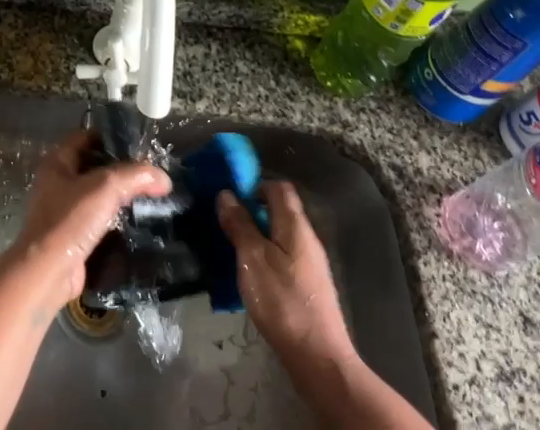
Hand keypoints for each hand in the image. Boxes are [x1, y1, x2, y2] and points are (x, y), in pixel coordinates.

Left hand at [9, 130, 169, 305]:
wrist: (49, 271)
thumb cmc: (70, 220)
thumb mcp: (105, 187)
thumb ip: (135, 176)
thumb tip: (164, 178)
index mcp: (57, 162)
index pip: (85, 137)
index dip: (110, 136)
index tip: (138, 144)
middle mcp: (57, 182)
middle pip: (93, 166)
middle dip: (121, 168)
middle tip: (151, 173)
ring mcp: (64, 210)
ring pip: (97, 195)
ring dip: (121, 195)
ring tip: (151, 196)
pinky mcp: (73, 235)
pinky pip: (98, 220)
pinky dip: (116, 219)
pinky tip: (138, 222)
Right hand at [217, 181, 353, 364]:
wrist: (317, 355)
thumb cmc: (282, 301)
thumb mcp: (252, 259)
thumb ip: (240, 225)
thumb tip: (227, 194)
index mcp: (295, 226)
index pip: (279, 188)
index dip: (254, 184)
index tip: (228, 195)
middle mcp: (306, 239)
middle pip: (279, 211)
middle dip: (251, 211)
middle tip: (223, 221)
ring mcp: (309, 263)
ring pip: (279, 235)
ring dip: (255, 234)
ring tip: (229, 245)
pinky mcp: (306, 284)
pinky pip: (281, 256)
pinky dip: (263, 255)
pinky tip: (247, 272)